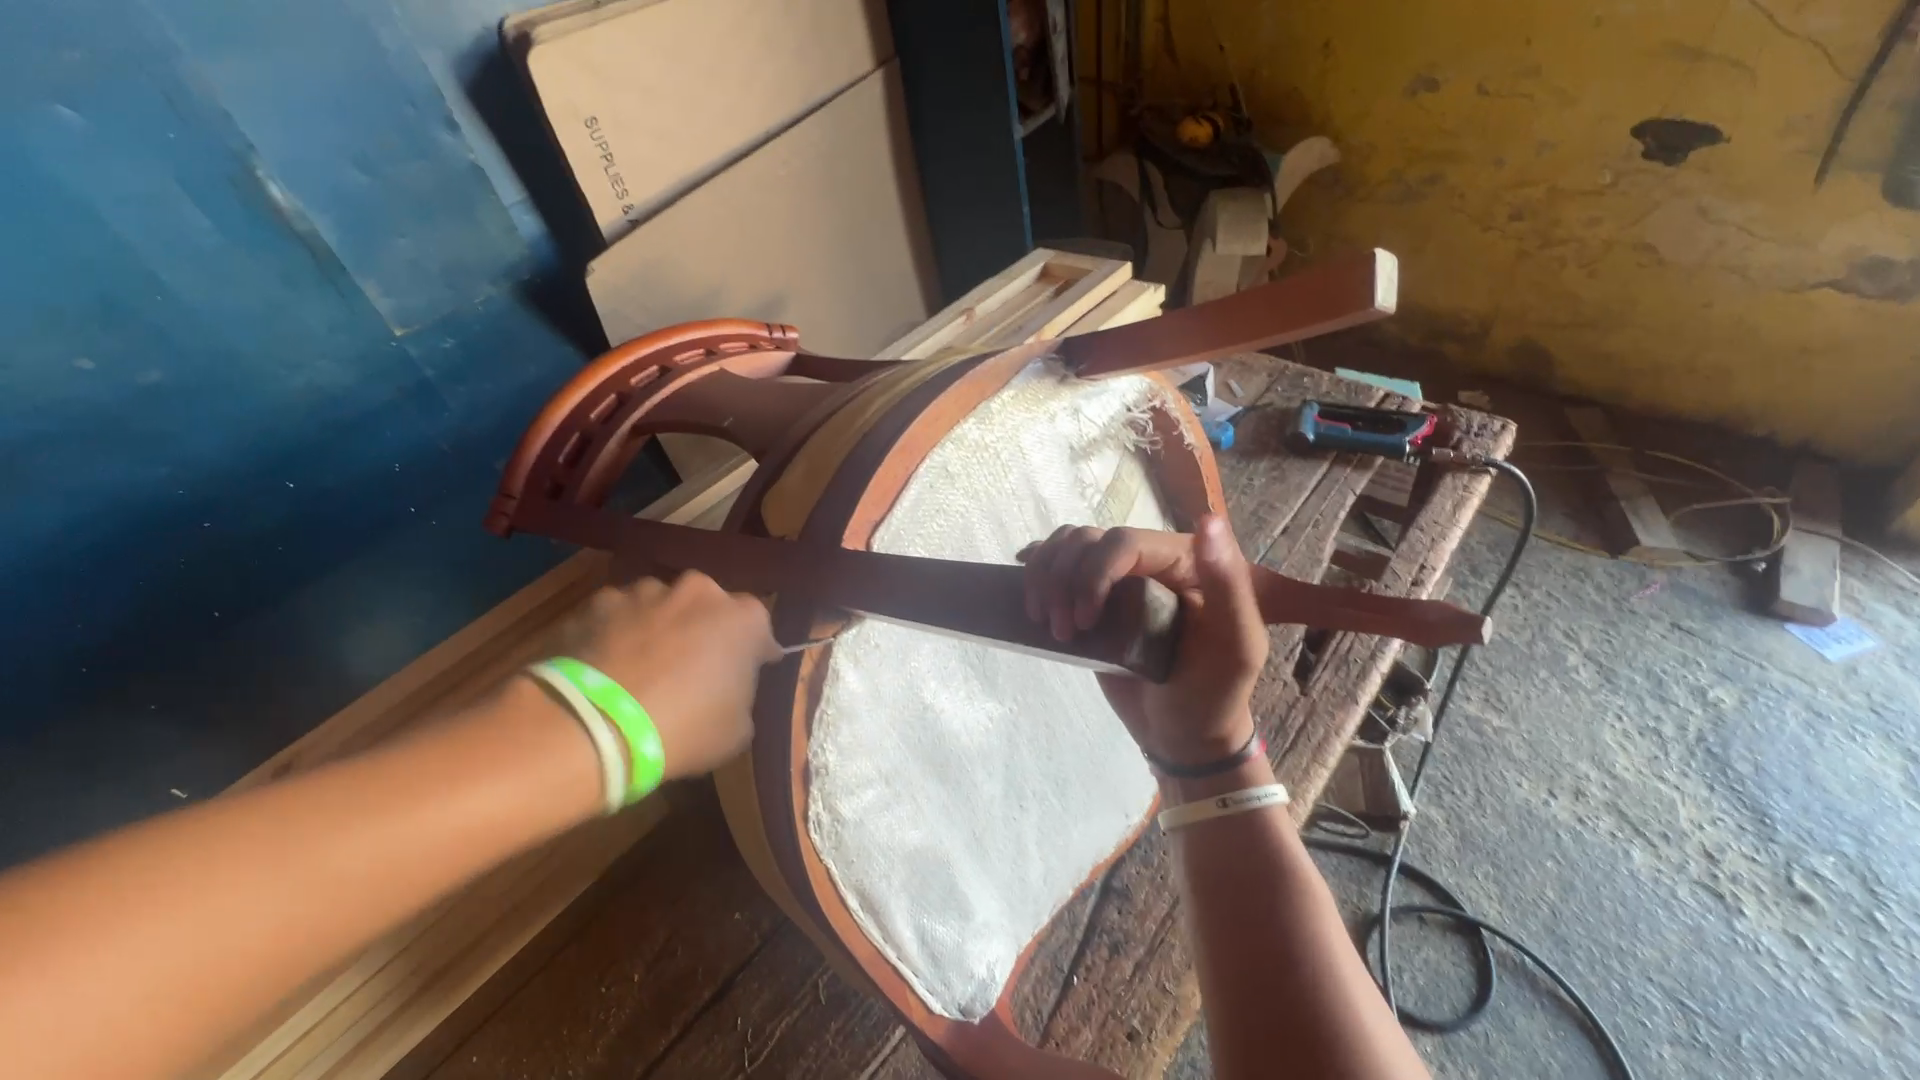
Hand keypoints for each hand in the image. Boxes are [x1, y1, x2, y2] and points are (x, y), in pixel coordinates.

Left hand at [554, 572, 781, 779]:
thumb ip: (741, 697)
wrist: (593, 726)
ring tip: (641, 670)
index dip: (753, 654)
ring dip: (658, 629)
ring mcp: (644, 592)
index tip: (744, 676)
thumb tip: (727, 691)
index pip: (760, 631)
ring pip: (660, 607)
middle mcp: (698, 591)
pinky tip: (604, 669)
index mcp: (743, 619)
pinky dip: (615, 635)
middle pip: (708, 609)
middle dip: (703, 632)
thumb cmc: (683, 729)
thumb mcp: (736, 730)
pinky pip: (616, 618)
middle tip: (691, 671)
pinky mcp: (596, 602)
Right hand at [1017, 515, 1268, 765]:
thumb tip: (1208, 520)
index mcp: (1185, 560)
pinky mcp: (1092, 602)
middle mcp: (1148, 562)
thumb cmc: (1214, 694)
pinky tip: (1024, 579)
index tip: (1086, 621)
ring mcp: (1117, 581)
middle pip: (1087, 541)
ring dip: (1043, 576)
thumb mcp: (1236, 645)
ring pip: (1067, 547)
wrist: (1184, 734)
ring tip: (1044, 621)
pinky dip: (1036, 568)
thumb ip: (1228, 584)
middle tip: (1064, 631)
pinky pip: (1057, 566)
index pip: (1123, 543)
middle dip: (1062, 579)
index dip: (1094, 573)